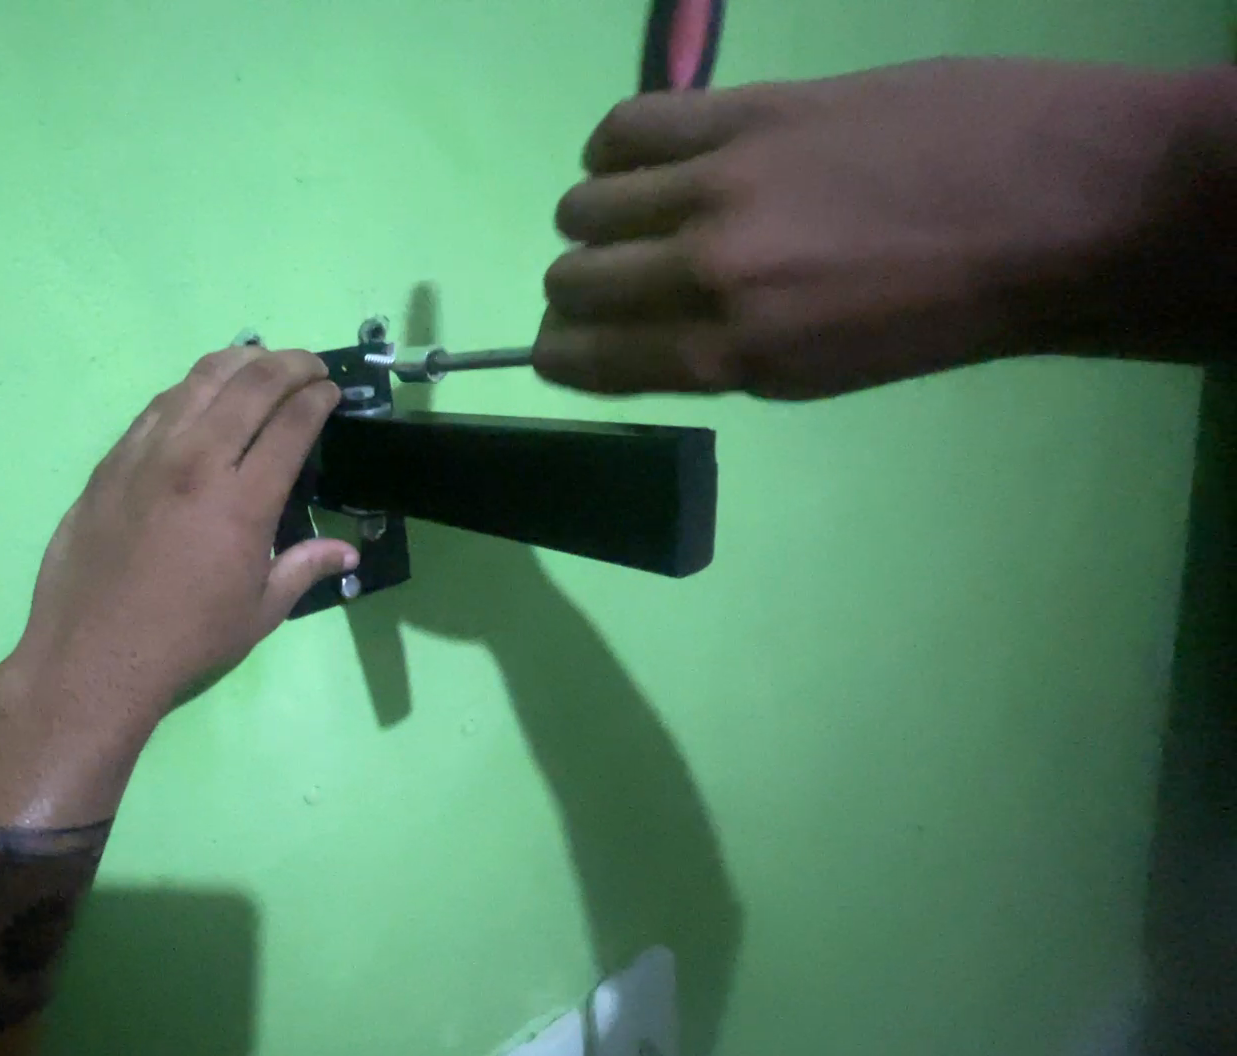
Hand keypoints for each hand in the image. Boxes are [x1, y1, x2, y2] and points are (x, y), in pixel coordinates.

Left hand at [0, 347, 358, 732]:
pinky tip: (200, 396)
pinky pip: (157, 406)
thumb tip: (350, 551)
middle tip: (307, 366)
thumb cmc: (186, 639)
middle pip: (250, 384)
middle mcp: (195, 461)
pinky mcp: (111, 461)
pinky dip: (190, 389)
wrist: (92, 654)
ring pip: (198, 381)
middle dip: (289, 364)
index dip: (318, 397)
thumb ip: (306, 568)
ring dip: (238, 362)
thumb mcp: (260, 612)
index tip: (331, 391)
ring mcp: (146, 455)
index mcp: (242, 501)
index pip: (291, 423)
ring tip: (259, 363)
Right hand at [533, 58, 1206, 398]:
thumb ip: (690, 359)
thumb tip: (611, 337)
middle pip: (567, 280)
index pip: (578, 358)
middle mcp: (707, 271)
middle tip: (614, 281)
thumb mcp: (798, 375)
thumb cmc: (928, 318)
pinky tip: (646, 161)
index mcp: (724, 353)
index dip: (557, 352)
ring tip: (637, 216)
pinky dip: (613, 151)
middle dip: (575, 292)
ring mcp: (727, 182)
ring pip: (582, 205)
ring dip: (593, 223)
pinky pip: (626, 126)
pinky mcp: (757, 109)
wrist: (1069, 208)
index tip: (566, 343)